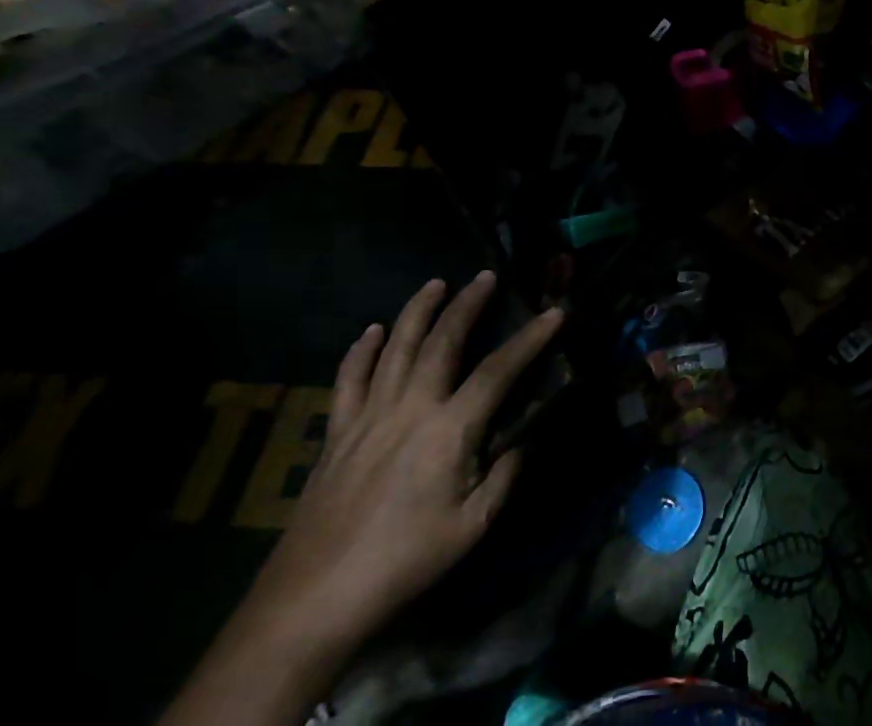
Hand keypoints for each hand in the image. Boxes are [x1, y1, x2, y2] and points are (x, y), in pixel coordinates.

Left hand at [240, 273, 563, 648]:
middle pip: (441, 342)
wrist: (317, 594)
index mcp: (449, 430)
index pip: (498, 371)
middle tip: (484, 277)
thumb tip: (523, 440)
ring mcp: (368, 415)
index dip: (529, 339)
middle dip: (466, 305)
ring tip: (435, 284)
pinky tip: (370, 331)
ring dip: (416, 312)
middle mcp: (409, 408)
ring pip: (393, 348)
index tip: (554, 312)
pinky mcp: (337, 431)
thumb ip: (504, 474)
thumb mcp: (474, 524)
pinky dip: (360, 350)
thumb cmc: (407, 558)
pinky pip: (349, 378)